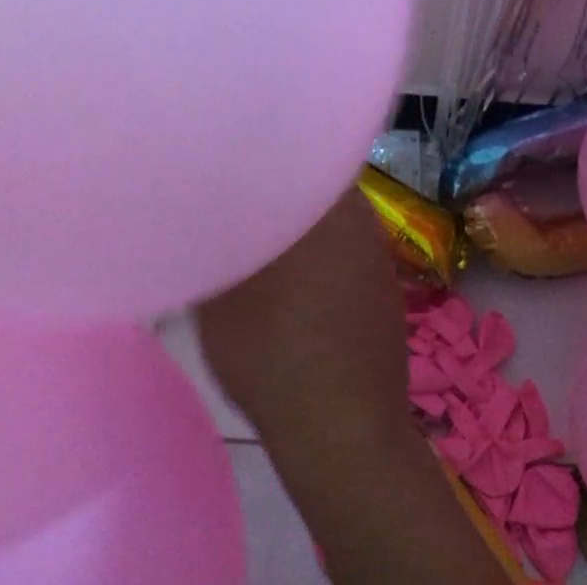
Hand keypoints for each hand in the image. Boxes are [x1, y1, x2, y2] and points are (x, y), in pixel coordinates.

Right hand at [198, 185, 510, 584]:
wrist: (344, 433)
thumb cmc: (272, 354)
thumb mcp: (218, 297)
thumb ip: (211, 244)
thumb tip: (200, 214)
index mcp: (320, 204)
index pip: (290, 153)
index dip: (255, 157)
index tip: (225, 165)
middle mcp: (357, 217)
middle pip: (312, 183)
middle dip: (275, 191)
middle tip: (235, 203)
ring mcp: (377, 255)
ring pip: (330, 218)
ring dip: (298, 225)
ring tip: (259, 243)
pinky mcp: (385, 290)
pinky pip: (346, 252)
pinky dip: (320, 257)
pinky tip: (295, 288)